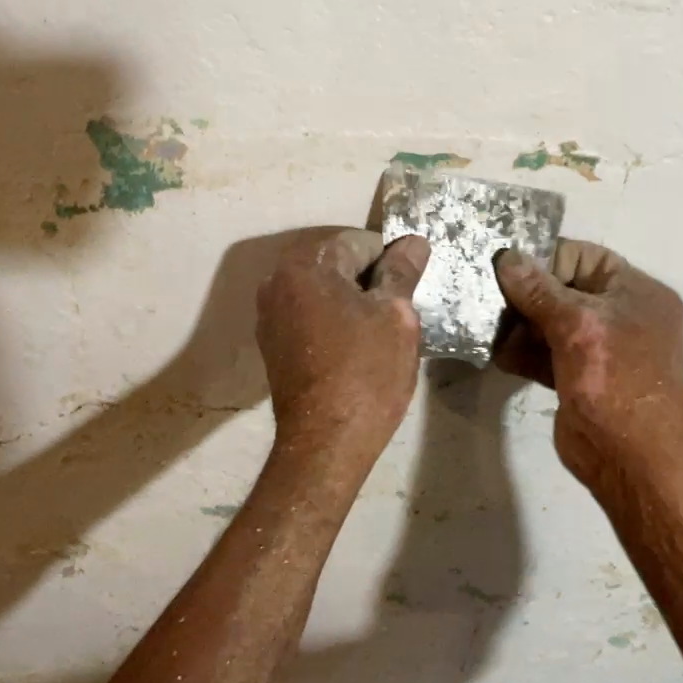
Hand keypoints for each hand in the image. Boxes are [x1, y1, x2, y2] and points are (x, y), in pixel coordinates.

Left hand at [256, 228, 430, 465]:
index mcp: (304, 265)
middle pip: (333, 262)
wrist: (326, 441)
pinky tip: (354, 344)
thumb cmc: (366, 372)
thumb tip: (413, 242)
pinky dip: (331, 318)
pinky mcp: (272, 343)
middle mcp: (276, 281)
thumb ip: (402, 272)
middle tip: (397, 307)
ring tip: (378, 328)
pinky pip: (307, 313)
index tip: (409, 286)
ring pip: (320, 288)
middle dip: (366, 277)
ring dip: (349, 298)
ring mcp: (269, 314)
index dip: (390, 259)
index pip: (357, 241)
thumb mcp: (395, 316)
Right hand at [493, 240, 682, 487]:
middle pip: (563, 289)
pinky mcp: (577, 377)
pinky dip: (521, 351)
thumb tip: (506, 257)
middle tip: (486, 294)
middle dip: (524, 293)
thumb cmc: (614, 381)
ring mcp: (598, 349)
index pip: (585, 257)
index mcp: (636, 293)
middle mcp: (620, 316)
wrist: (632, 459)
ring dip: (517, 324)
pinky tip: (497, 351)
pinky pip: (544, 353)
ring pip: (549, 322)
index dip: (546, 259)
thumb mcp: (577, 325)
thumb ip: (538, 290)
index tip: (505, 266)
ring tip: (485, 323)